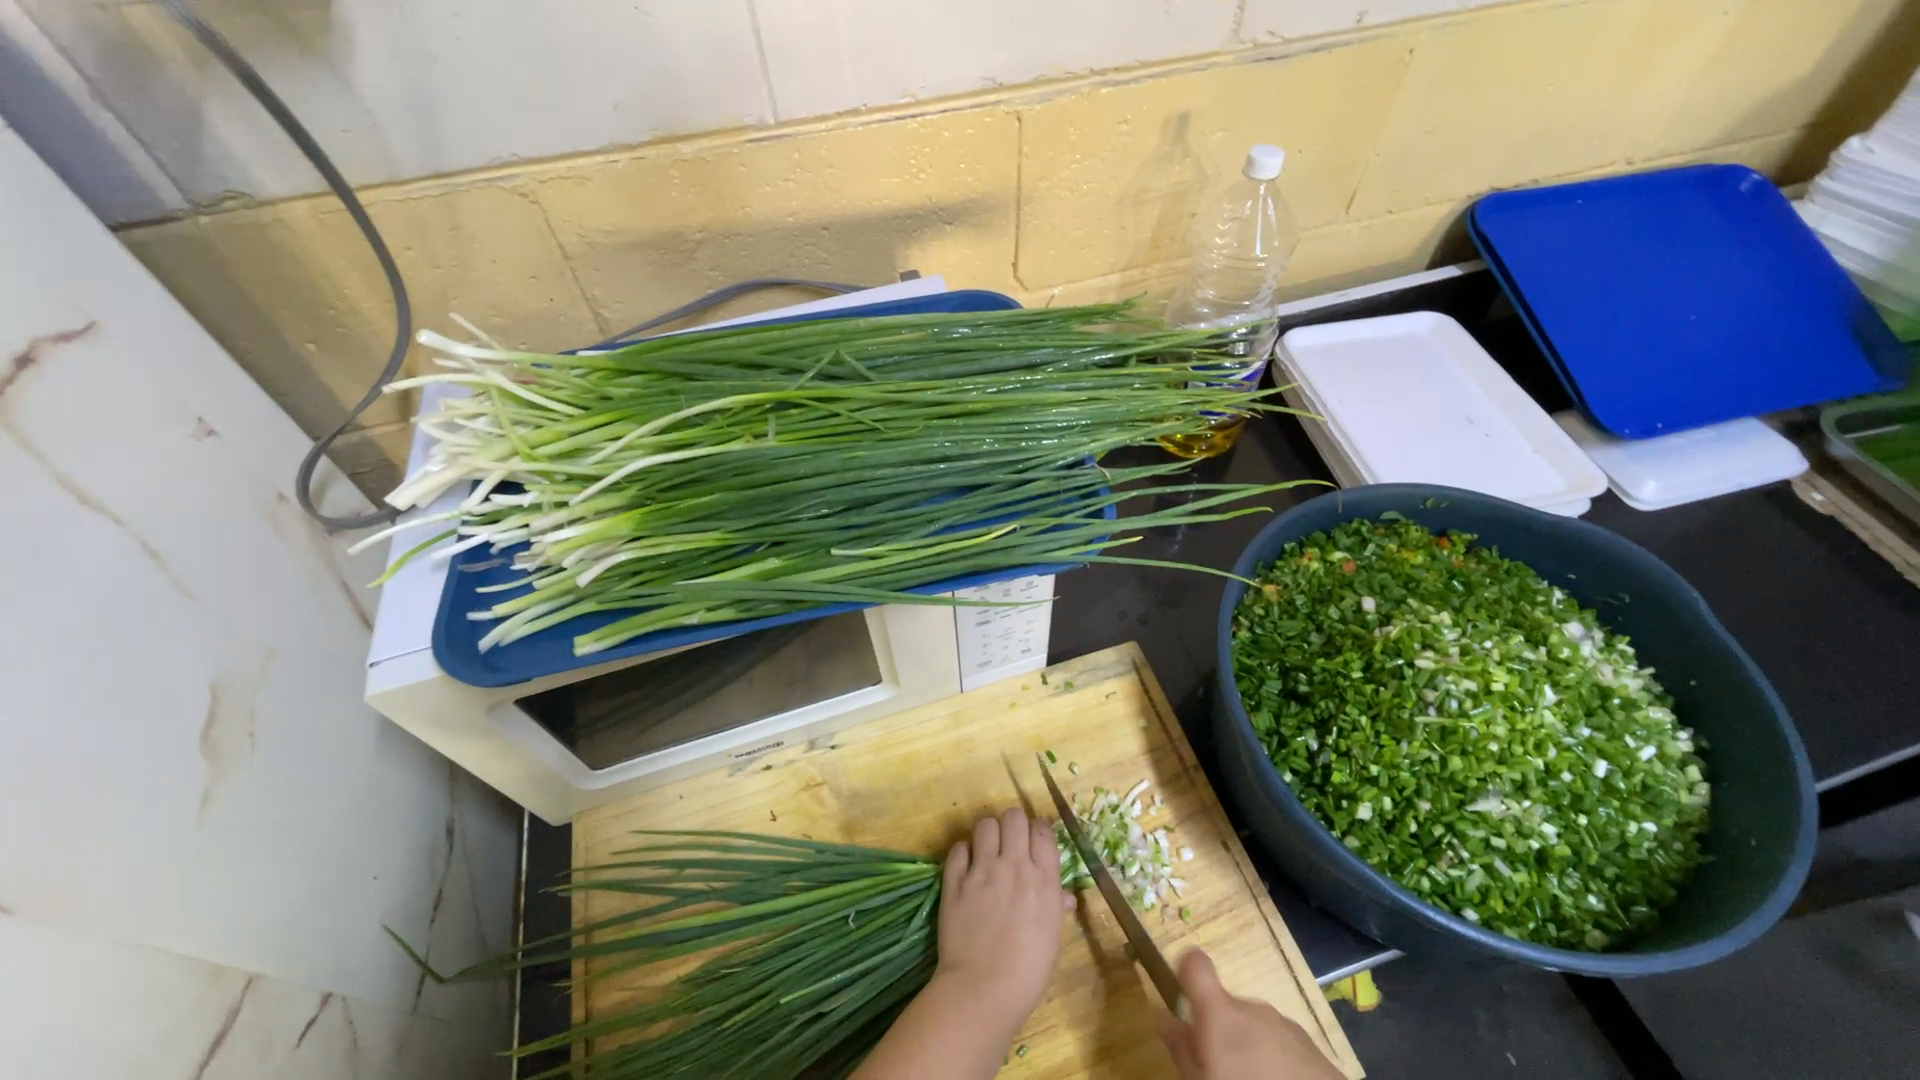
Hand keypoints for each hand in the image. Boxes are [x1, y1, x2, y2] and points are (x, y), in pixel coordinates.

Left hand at [931, 807, 1076, 1028]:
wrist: (984, 987)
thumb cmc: (1028, 969)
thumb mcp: (1053, 935)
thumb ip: (1055, 905)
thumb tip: (1063, 896)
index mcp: (1044, 878)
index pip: (1043, 829)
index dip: (1038, 831)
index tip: (1033, 843)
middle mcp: (1014, 865)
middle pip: (1013, 817)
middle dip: (1012, 825)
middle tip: (1010, 844)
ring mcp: (982, 870)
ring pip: (985, 825)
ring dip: (988, 834)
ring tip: (987, 852)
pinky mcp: (955, 880)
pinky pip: (958, 848)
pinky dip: (963, 853)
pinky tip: (966, 868)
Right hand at [1155, 949, 1343, 1079]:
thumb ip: (1180, 1047)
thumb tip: (1160, 1014)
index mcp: (1220, 1014)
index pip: (1195, 964)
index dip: (1186, 970)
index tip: (1182, 995)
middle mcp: (1252, 1008)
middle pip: (1225, 1006)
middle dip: (1219, 1032)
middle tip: (1219, 1070)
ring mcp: (1285, 1025)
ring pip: (1254, 1027)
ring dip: (1248, 1047)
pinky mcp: (1312, 1046)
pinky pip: (1281, 1043)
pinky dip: (1275, 1060)